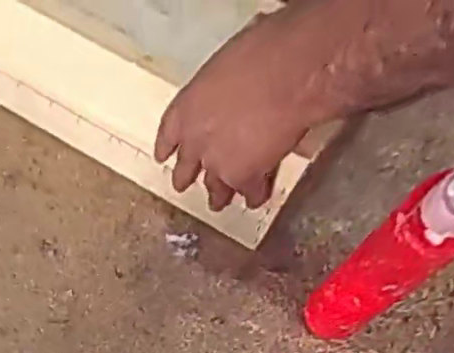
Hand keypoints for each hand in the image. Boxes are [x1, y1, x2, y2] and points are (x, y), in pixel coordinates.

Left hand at [154, 7, 339, 210]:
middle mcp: (195, 141)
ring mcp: (218, 164)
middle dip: (186, 177)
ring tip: (219, 202)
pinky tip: (257, 198)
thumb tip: (233, 85)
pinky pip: (249, 193)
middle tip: (184, 185)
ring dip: (219, 195)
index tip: (162, 156)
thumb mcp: (231, 61)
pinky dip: (255, 196)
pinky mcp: (243, 177)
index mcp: (186, 108)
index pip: (168, 133)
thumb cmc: (267, 49)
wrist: (291, 71)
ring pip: (215, 188)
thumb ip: (222, 86)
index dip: (166, 147)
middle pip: (185, 168)